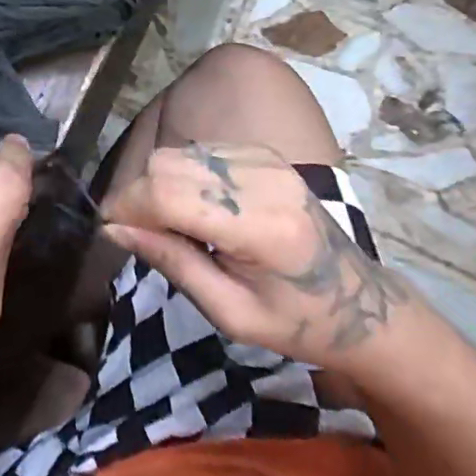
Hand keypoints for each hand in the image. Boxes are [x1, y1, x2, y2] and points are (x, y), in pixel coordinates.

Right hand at [100, 142, 419, 376]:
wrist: (365, 307)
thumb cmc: (298, 323)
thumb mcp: (229, 312)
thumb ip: (170, 262)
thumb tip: (112, 230)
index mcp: (262, 228)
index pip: (168, 195)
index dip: (127, 207)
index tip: (109, 228)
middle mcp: (264, 182)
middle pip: (165, 166)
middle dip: (136, 195)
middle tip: (136, 230)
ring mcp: (266, 162)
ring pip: (175, 154)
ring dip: (155, 184)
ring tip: (167, 222)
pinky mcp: (263, 155)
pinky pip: (195, 153)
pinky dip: (177, 176)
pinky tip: (192, 206)